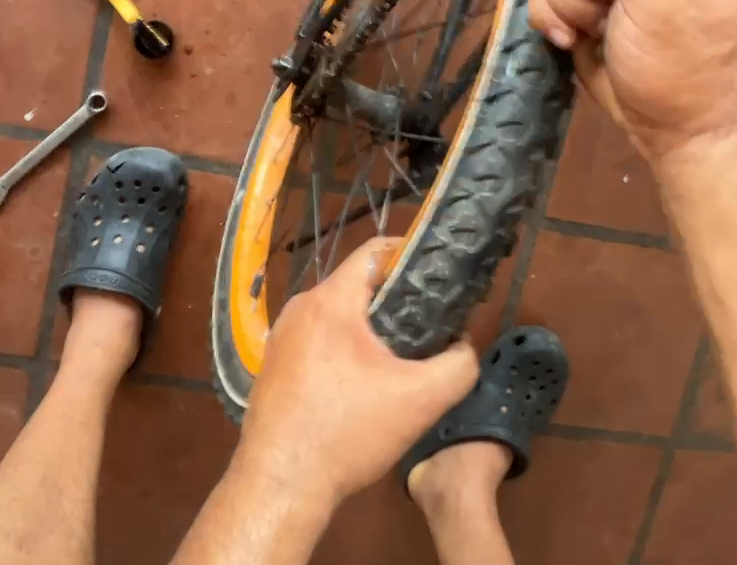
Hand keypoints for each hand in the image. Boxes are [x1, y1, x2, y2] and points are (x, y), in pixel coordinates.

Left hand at [236, 238, 478, 506]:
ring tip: (396, 357)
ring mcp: (281, 335)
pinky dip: (341, 349)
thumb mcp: (419, 401)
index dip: (410, 254)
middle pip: (356, 285)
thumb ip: (457, 366)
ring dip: (366, 329)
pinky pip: (316, 339)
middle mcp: (300, 307)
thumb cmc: (347, 433)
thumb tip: (463, 344)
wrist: (279, 485)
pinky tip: (358, 385)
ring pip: (336, 315)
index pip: (374, 251)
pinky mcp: (273, 363)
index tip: (436, 275)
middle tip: (425, 324)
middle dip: (392, 300)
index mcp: (330, 300)